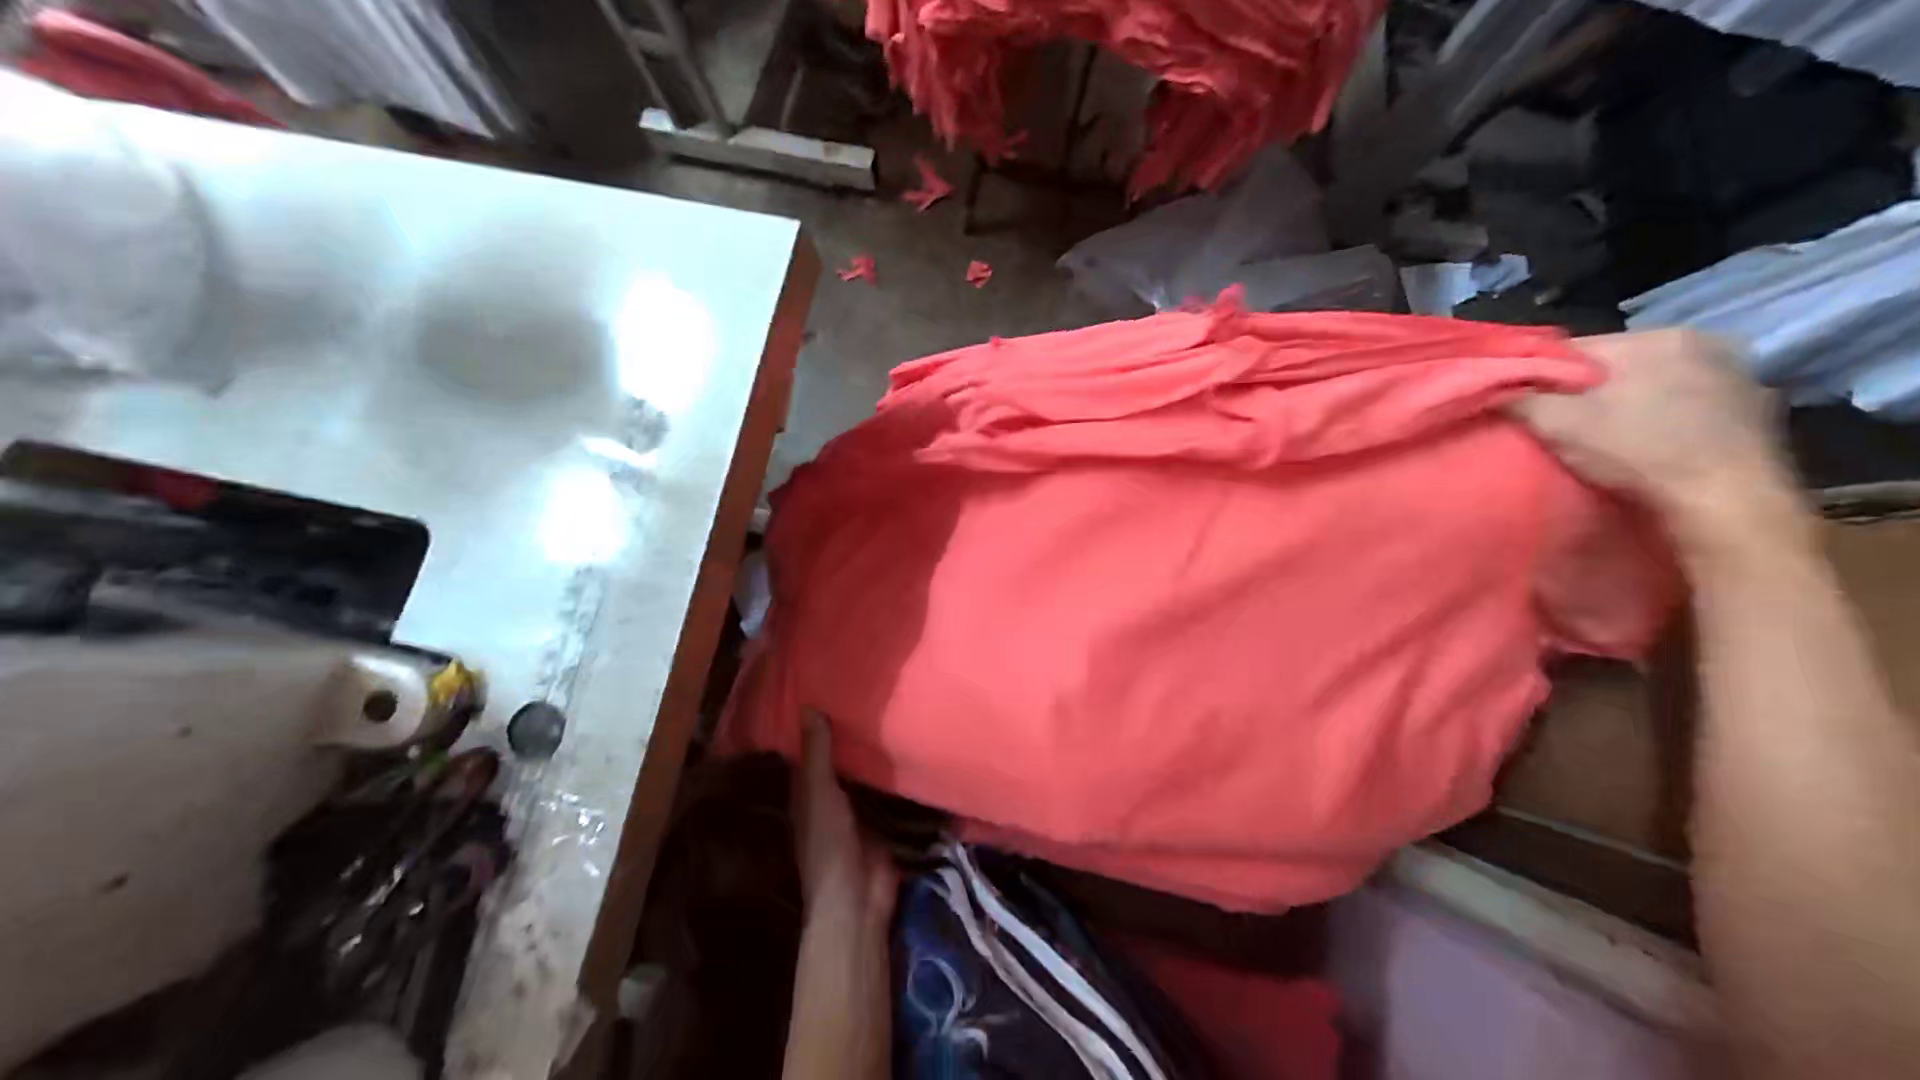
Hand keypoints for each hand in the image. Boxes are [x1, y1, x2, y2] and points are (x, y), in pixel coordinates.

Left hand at [794, 709, 897, 921]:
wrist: (859, 898)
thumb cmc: (828, 843)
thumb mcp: (819, 792)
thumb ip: (817, 753)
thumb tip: (807, 705)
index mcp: (809, 790)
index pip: (812, 750)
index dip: (820, 723)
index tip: (835, 689)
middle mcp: (833, 796)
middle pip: (845, 759)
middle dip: (856, 734)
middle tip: (876, 690)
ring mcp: (862, 809)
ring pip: (870, 773)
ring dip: (881, 752)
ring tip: (901, 708)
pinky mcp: (889, 820)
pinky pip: (894, 791)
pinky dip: (901, 774)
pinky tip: (917, 746)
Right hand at [1511, 328, 1800, 543]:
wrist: (1728, 500)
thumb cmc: (1639, 453)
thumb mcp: (1558, 426)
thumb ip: (1520, 399)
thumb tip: (1494, 389)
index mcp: (1655, 338)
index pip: (1574, 350)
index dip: (1541, 377)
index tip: (1525, 404)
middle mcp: (1702, 341)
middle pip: (1616, 365)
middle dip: (1587, 390)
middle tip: (1564, 424)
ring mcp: (1737, 372)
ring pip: (1653, 382)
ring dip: (1628, 402)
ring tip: (1607, 435)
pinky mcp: (1754, 405)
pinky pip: (1687, 401)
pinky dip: (1664, 416)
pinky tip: (1651, 442)